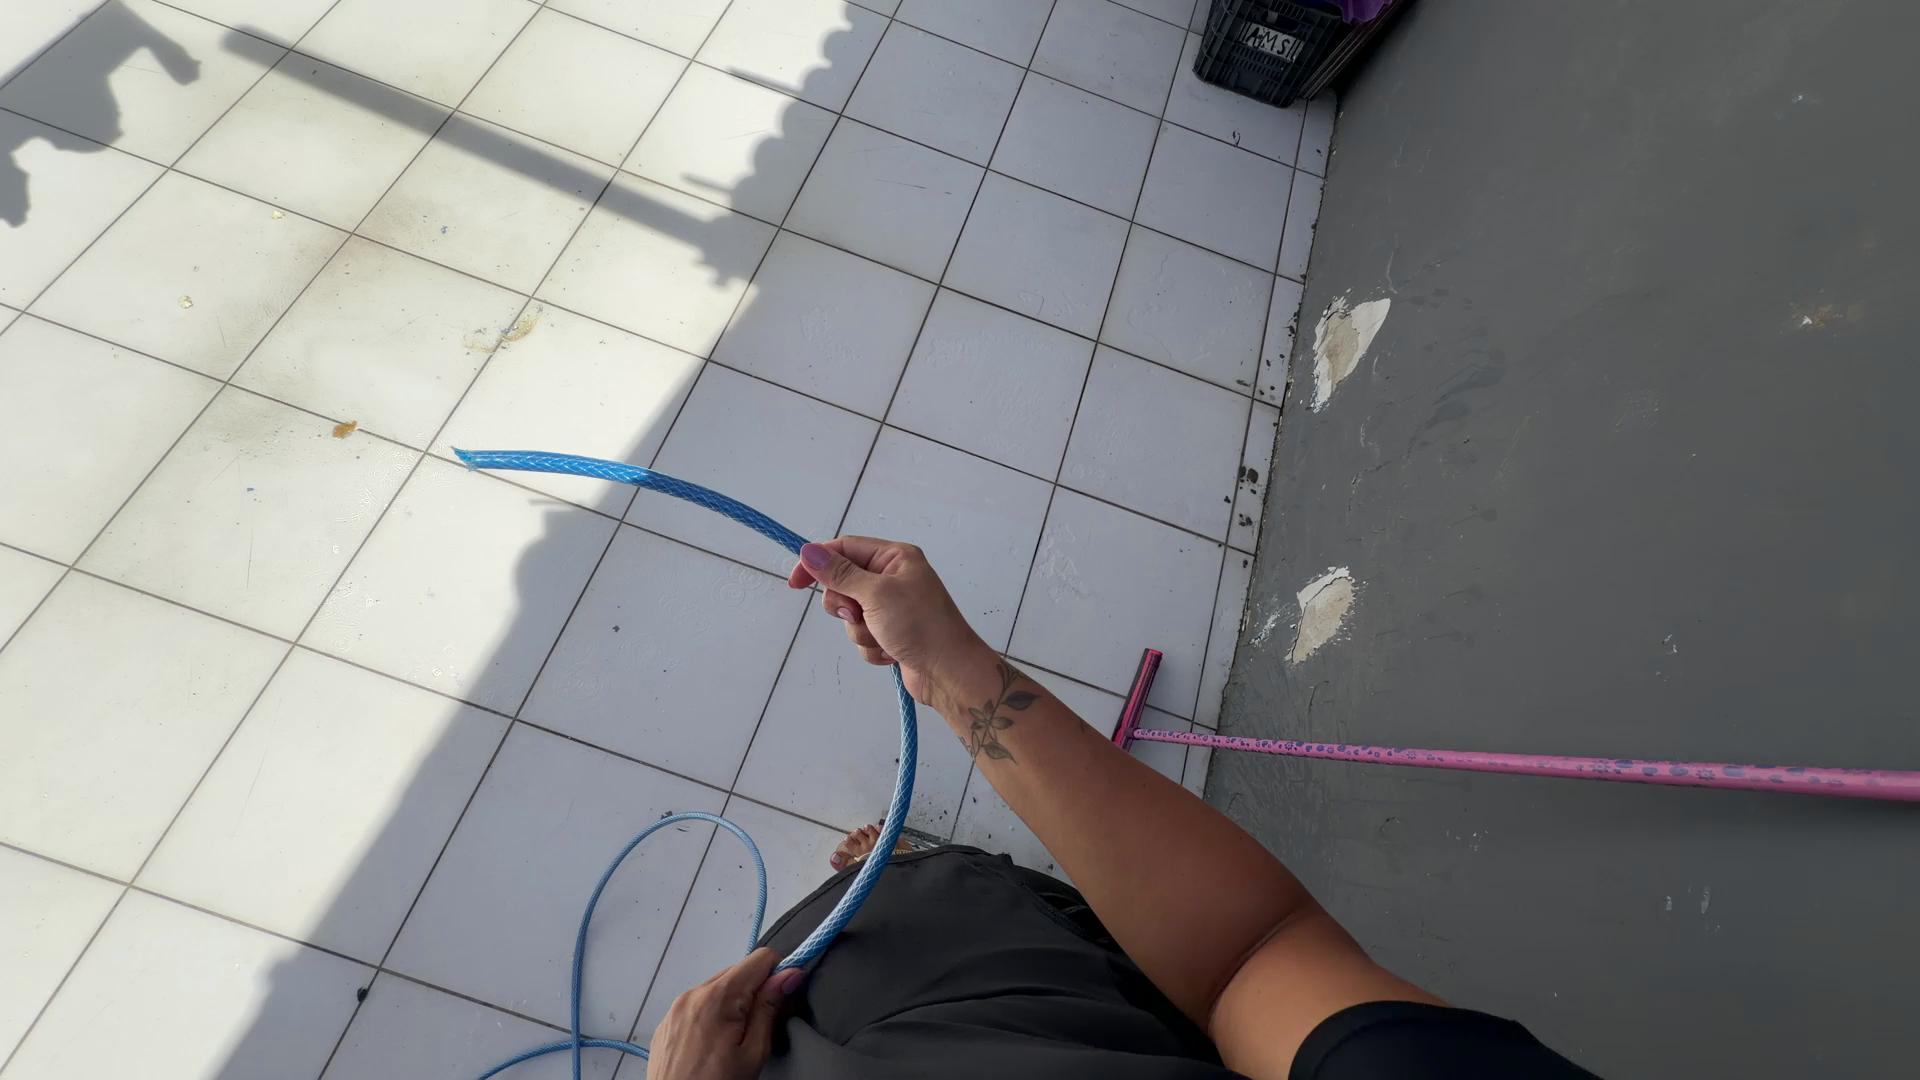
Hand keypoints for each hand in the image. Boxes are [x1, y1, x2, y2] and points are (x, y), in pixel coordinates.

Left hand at [645, 948, 802, 1079]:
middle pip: (739, 970)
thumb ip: (770, 1007)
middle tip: (754, 1028)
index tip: (781, 998)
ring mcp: (675, 1007)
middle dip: (753, 992)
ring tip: (730, 1040)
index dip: (778, 974)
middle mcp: (693, 993)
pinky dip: (711, 1013)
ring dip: (732, 1002)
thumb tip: (791, 973)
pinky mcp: (666, 1022)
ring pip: (718, 986)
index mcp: (717, 997)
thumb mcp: (753, 1053)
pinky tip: (710, 1043)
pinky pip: (698, 1002)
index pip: (761, 957)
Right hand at [785, 537, 992, 706]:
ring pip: (851, 616)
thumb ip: (840, 574)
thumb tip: (808, 551)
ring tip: (885, 638)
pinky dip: (873, 648)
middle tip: (858, 615)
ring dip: (861, 632)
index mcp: (895, 557)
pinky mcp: (891, 634)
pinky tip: (893, 653)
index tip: (795, 583)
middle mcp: (893, 578)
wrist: (949, 672)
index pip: (845, 549)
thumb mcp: (876, 594)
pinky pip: (864, 637)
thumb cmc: (919, 624)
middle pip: (844, 585)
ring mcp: (893, 608)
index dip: (818, 563)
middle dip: (846, 607)